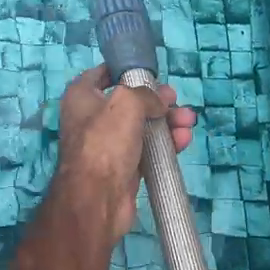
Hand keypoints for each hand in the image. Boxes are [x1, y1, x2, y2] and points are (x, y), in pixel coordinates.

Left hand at [52, 63, 196, 240]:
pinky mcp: (122, 167)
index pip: (103, 73)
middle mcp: (91, 117)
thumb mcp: (126, 103)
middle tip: (177, 100)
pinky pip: (146, 149)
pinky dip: (164, 144)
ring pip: (141, 126)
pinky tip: (183, 140)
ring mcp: (107, 143)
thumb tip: (160, 100)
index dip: (127, 70)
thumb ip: (145, 94)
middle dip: (156, 100)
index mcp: (81, 95)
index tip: (151, 74)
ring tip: (189, 120)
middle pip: (128, 101)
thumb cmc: (105, 141)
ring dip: (166, 122)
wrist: (97, 199)